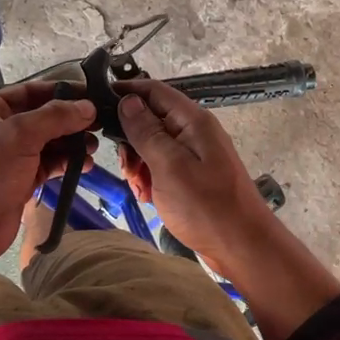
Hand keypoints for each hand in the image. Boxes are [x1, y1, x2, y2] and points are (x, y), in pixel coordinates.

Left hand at [0, 81, 97, 262]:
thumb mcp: (20, 136)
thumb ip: (55, 117)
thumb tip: (88, 106)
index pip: (29, 91)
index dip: (60, 91)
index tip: (90, 93)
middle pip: (41, 116)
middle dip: (69, 120)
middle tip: (99, 122)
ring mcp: (10, 155)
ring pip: (47, 141)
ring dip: (71, 142)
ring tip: (94, 146)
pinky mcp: (21, 178)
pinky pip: (48, 163)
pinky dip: (65, 162)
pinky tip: (85, 164)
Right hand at [115, 79, 278, 271]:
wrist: (242, 248)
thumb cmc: (206, 207)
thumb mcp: (169, 166)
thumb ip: (146, 131)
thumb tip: (127, 100)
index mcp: (192, 120)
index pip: (153, 91)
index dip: (125, 93)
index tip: (96, 108)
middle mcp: (194, 131)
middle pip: (151, 119)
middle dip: (130, 139)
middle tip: (126, 167)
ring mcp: (195, 154)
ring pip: (153, 144)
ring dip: (139, 163)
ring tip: (140, 187)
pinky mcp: (193, 175)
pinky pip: (163, 165)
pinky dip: (150, 178)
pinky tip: (149, 196)